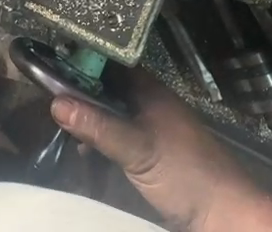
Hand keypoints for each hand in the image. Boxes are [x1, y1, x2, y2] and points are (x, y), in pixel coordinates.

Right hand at [51, 74, 271, 231]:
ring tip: (58, 120)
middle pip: (104, 84)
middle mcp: (147, 101)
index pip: (107, 60)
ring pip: (108, 108)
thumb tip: (53, 101)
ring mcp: (149, 126)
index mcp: (148, 89)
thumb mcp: (138, 149)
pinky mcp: (149, 151)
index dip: (78, 56)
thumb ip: (98, 125)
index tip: (47, 58)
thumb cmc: (187, 174)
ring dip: (86, 114)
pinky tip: (82, 146)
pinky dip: (97, 135)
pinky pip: (115, 131)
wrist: (226, 219)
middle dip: (76, 88)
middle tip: (45, 92)